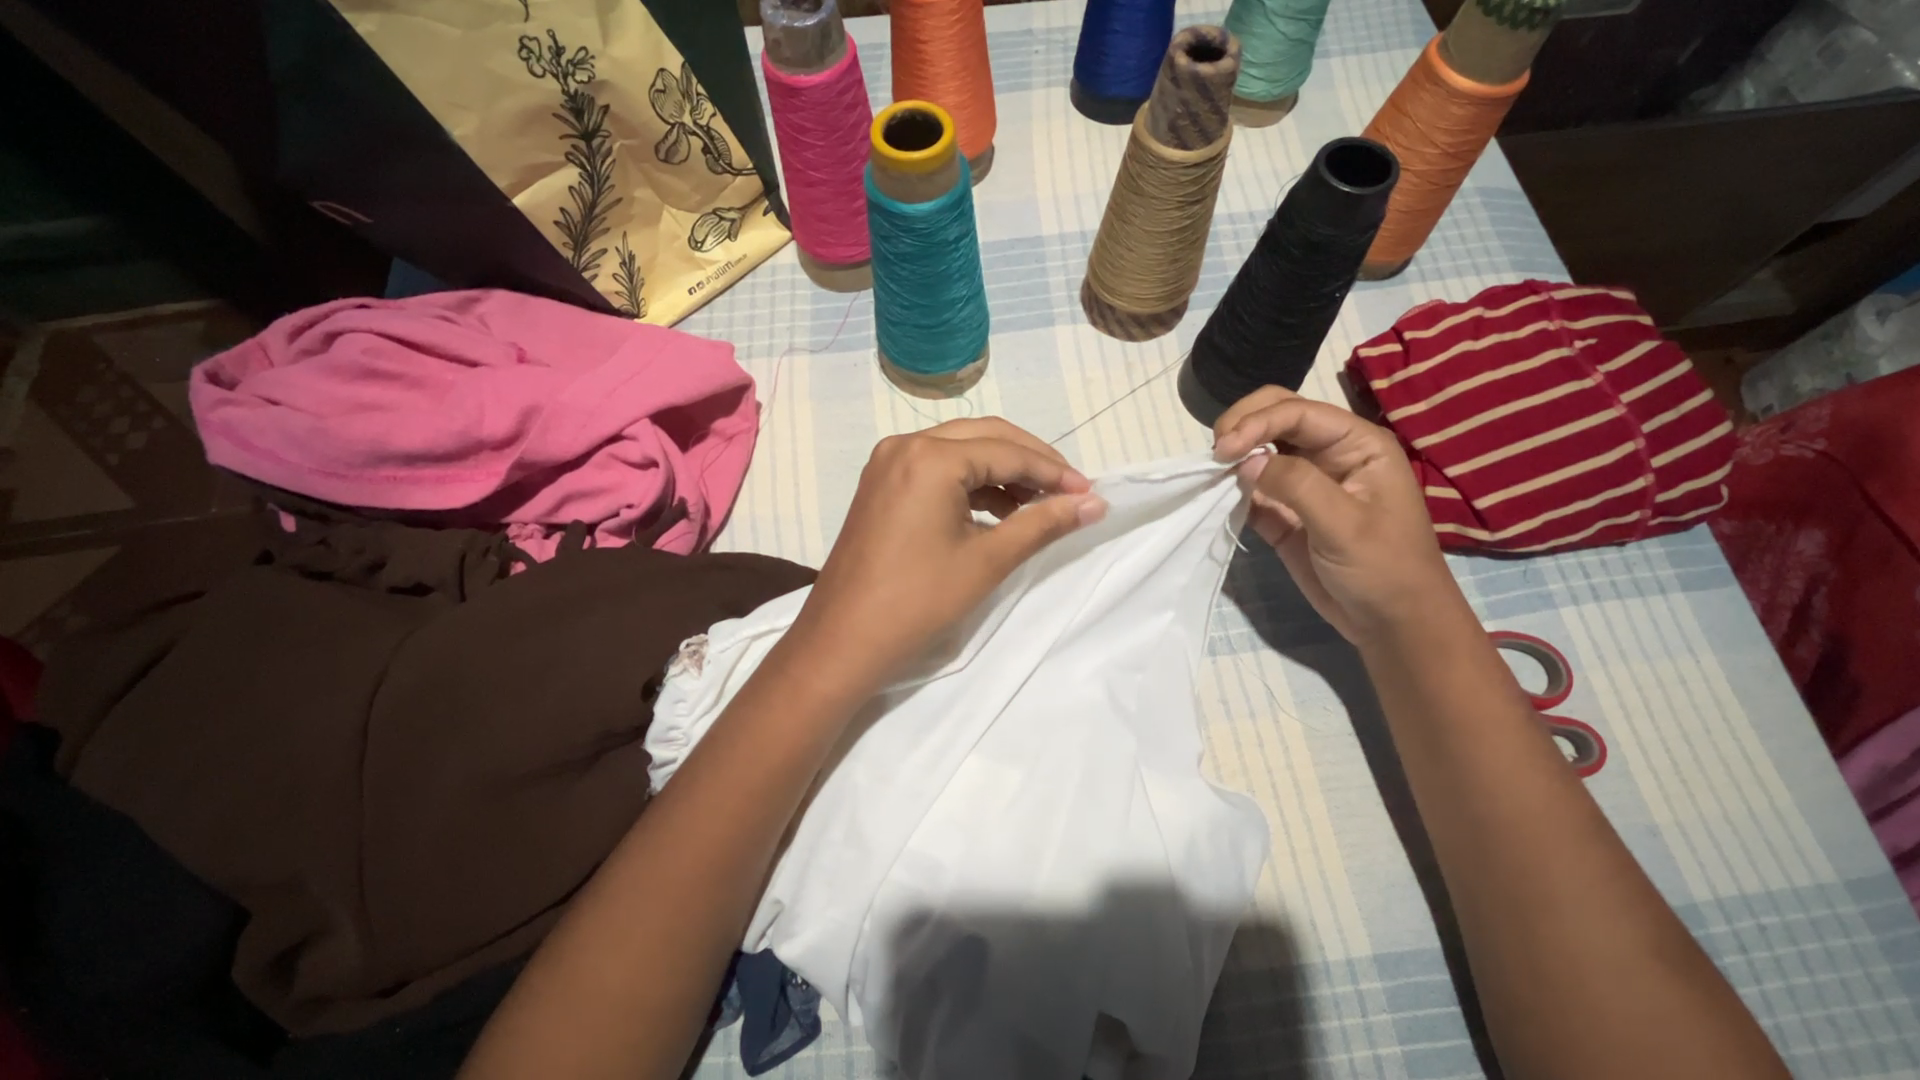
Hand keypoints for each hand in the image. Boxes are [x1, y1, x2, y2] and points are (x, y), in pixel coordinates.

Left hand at [791, 418, 1106, 691]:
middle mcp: (905, 445)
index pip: (1007, 451)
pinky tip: (998, 511)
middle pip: (984, 437)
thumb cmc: (917, 602)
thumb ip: (1043, 523)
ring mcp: (887, 463)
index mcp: (930, 457)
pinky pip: (935, 469)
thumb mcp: (988, 560)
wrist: (843, 641)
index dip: (1054, 472)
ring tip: (1038, 506)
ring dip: (1001, 471)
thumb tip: (1095, 504)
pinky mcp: (880, 485)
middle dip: (1030, 462)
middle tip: (1069, 491)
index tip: (1091, 493)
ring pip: (959, 450)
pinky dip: (971, 483)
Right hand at [1213, 387, 1463, 646]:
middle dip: (1242, 426)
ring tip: (1212, 474)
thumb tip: (1245, 462)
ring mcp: (1304, 483)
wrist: (1391, 623)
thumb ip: (1296, 485)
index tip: (1224, 450)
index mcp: (1355, 443)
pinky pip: (1251, 489)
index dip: (1256, 422)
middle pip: (1276, 417)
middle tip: (1216, 454)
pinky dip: (1232, 489)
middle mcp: (1328, 454)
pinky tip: (1218, 497)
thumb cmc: (1384, 568)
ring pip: (1259, 450)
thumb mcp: (1345, 524)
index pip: (1297, 412)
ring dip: (1233, 457)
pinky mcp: (1284, 513)